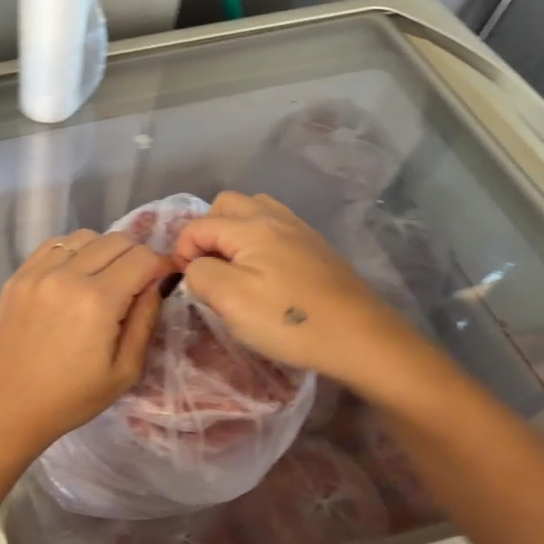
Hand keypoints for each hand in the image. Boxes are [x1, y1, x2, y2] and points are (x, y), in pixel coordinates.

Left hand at [0, 228, 172, 457]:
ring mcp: (37, 272)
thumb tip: (158, 282)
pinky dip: (73, 252)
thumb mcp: (125, 370)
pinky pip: (54, 245)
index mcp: (97, 300)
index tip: (163, 281)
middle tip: (137, 282)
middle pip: (116, 240)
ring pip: (85, 236)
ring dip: (104, 250)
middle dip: (136, 256)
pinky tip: (74, 277)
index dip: (160, 266)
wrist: (8, 406)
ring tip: (104, 279)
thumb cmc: (72, 397)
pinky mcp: (18, 276)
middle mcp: (66, 275)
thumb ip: (145, 319)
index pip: (142, 257)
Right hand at [172, 192, 454, 402]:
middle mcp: (275, 218)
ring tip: (233, 267)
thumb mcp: (230, 301)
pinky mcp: (316, 248)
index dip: (182, 253)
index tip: (185, 285)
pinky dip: (259, 241)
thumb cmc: (289, 321)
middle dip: (207, 232)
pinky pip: (276, 228)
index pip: (198, 226)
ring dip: (233, 232)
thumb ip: (200, 275)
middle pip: (226, 205)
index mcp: (250, 226)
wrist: (361, 338)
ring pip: (254, 211)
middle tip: (208, 269)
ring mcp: (300, 231)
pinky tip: (265, 274)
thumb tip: (196, 267)